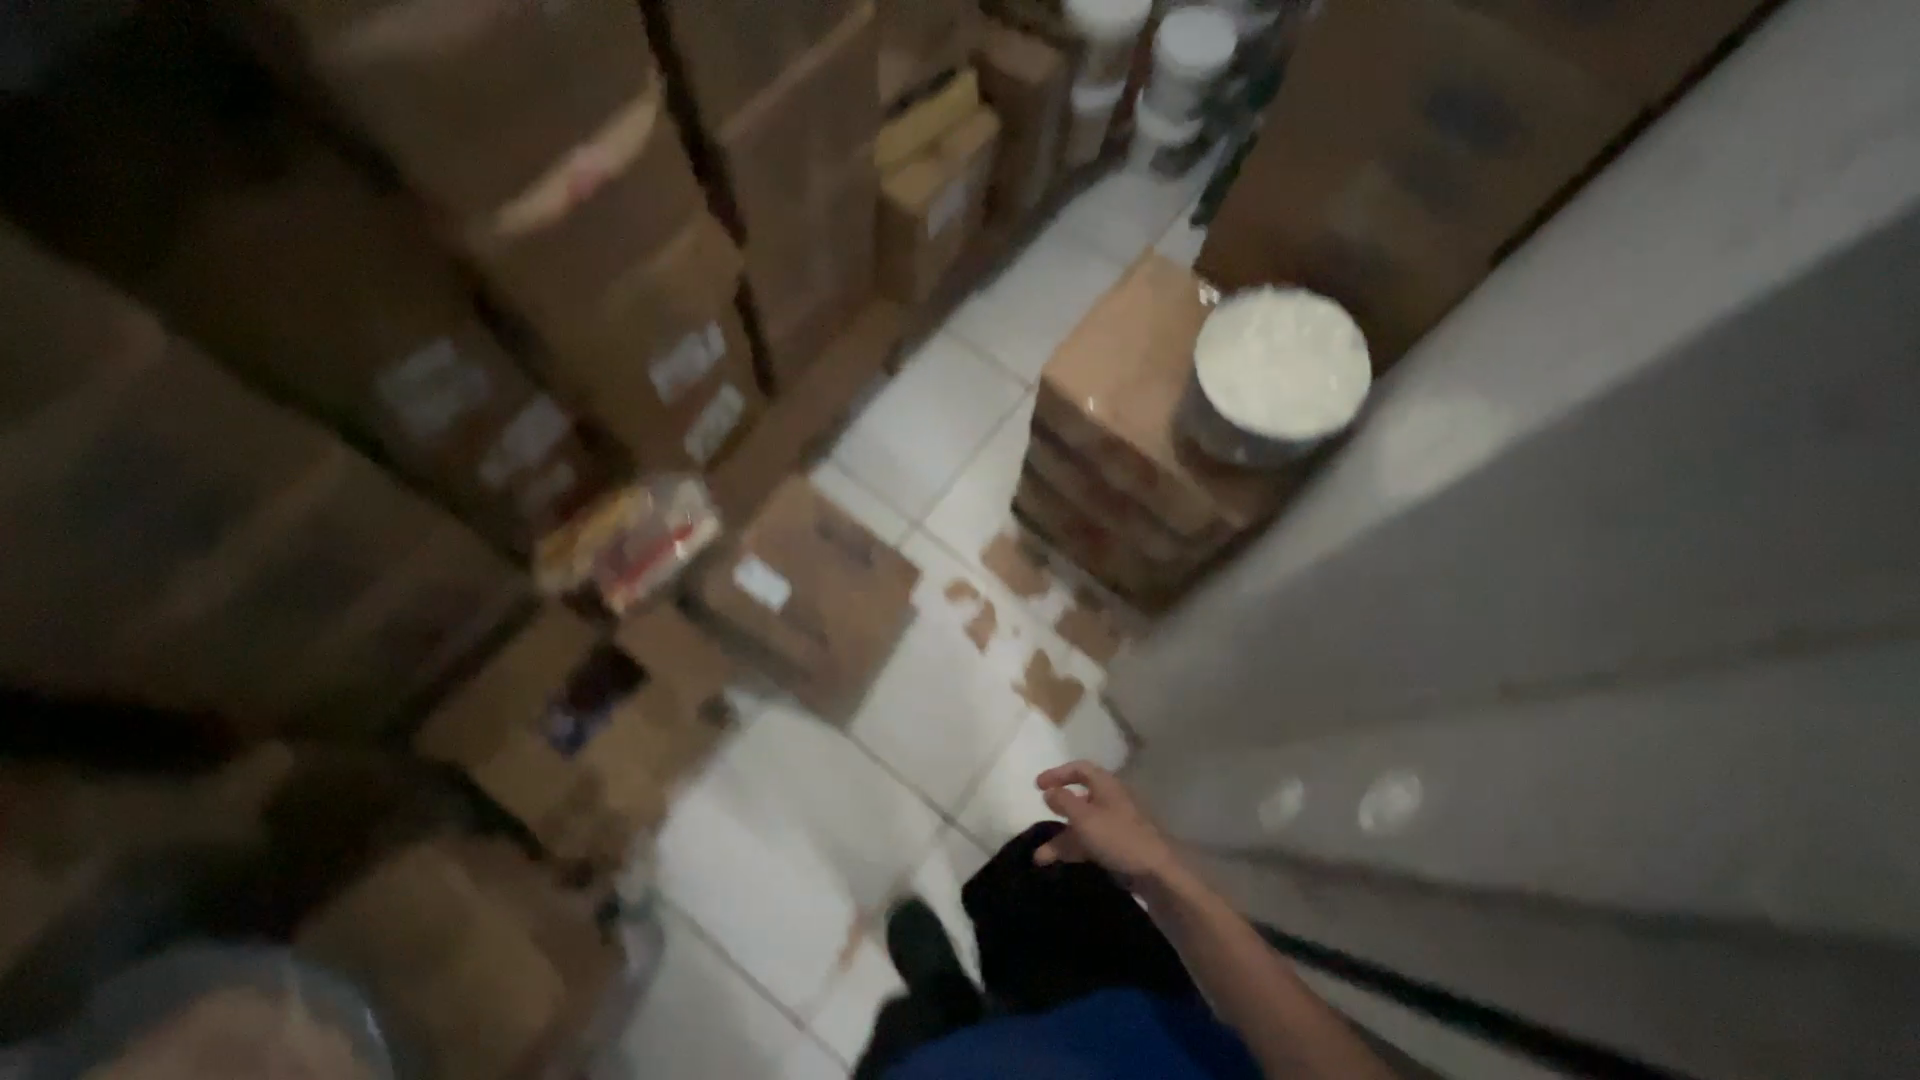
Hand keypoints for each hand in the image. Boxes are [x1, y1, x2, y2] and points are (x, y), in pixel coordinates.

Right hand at [1033, 761, 1179, 881]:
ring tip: (1039, 858)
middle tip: (1039, 815)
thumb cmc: (1117, 836)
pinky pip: (1088, 843)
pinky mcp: (1116, 846)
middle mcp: (1109, 801)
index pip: (1079, 769)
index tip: (1037, 785)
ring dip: (1059, 839)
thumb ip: (1063, 802)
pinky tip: (1056, 862)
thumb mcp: (1084, 817)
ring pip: (1081, 825)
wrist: (1156, 871)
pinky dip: (1072, 850)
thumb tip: (1049, 792)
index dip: (1057, 773)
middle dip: (1057, 810)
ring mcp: (1113, 825)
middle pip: (1078, 798)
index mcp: (1105, 785)